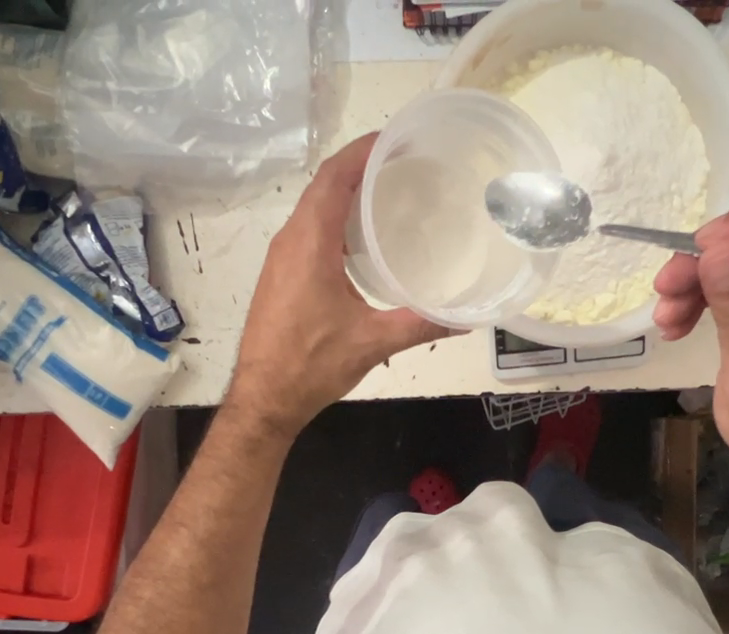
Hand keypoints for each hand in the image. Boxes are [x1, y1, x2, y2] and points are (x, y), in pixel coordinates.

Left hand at [223, 133, 454, 438]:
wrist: (264, 398)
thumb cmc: (312, 365)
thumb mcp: (373, 343)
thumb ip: (420, 325)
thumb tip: (465, 319)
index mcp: (310, 242)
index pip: (335, 176)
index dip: (365, 150)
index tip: (399, 139)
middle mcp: (291, 240)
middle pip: (325, 185)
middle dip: (362, 168)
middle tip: (405, 165)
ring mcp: (281, 258)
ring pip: (315, 209)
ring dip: (348, 195)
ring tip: (390, 196)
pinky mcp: (281, 276)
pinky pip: (310, 232)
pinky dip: (337, 221)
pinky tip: (364, 242)